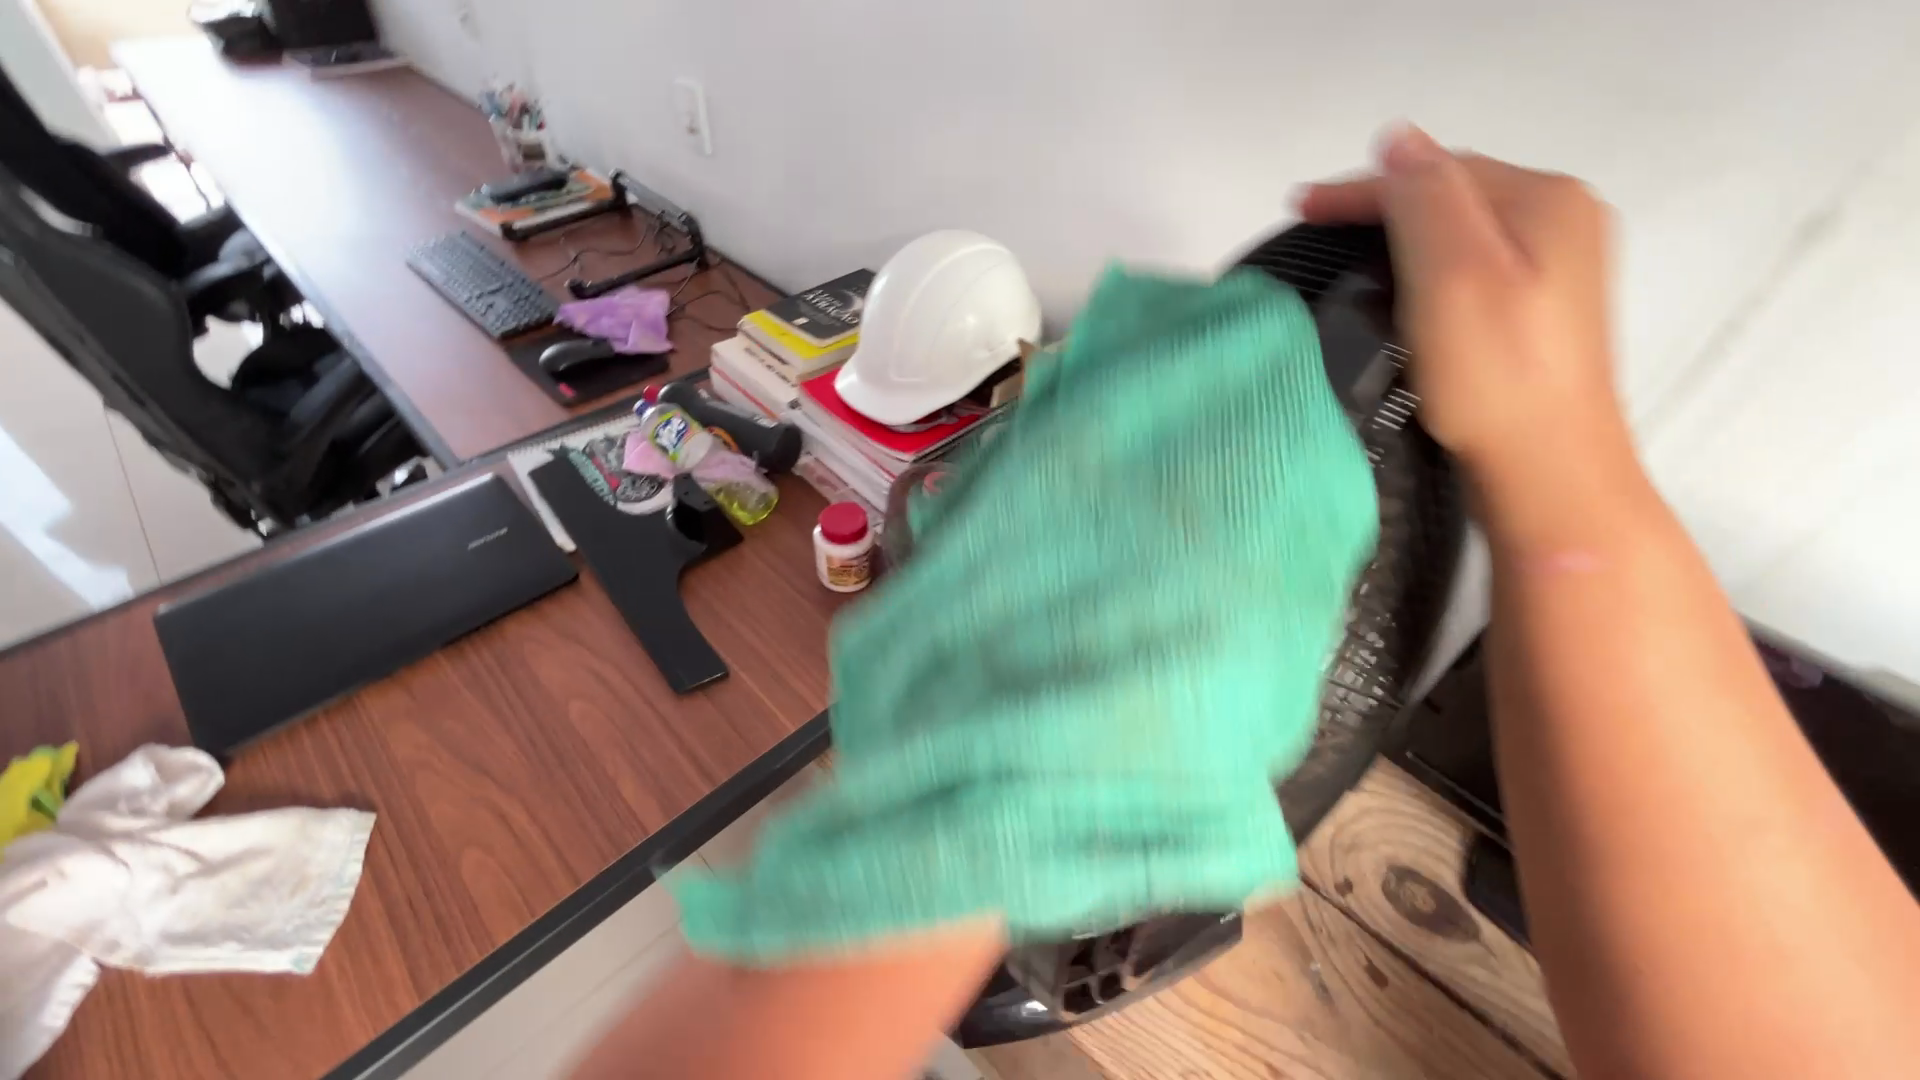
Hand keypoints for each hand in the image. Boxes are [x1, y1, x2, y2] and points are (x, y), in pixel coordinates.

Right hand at [1297, 126, 1626, 484]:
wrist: (1547, 466)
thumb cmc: (1493, 375)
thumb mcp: (1452, 276)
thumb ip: (1424, 200)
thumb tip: (1397, 139)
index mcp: (1545, 200)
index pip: (1435, 172)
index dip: (1362, 187)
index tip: (1298, 207)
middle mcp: (1562, 218)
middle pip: (1453, 191)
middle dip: (1382, 201)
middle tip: (1316, 224)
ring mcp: (1558, 264)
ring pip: (1462, 226)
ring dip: (1402, 229)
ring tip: (1347, 246)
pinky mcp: (1542, 307)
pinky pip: (1473, 260)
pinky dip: (1426, 261)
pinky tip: (1401, 282)